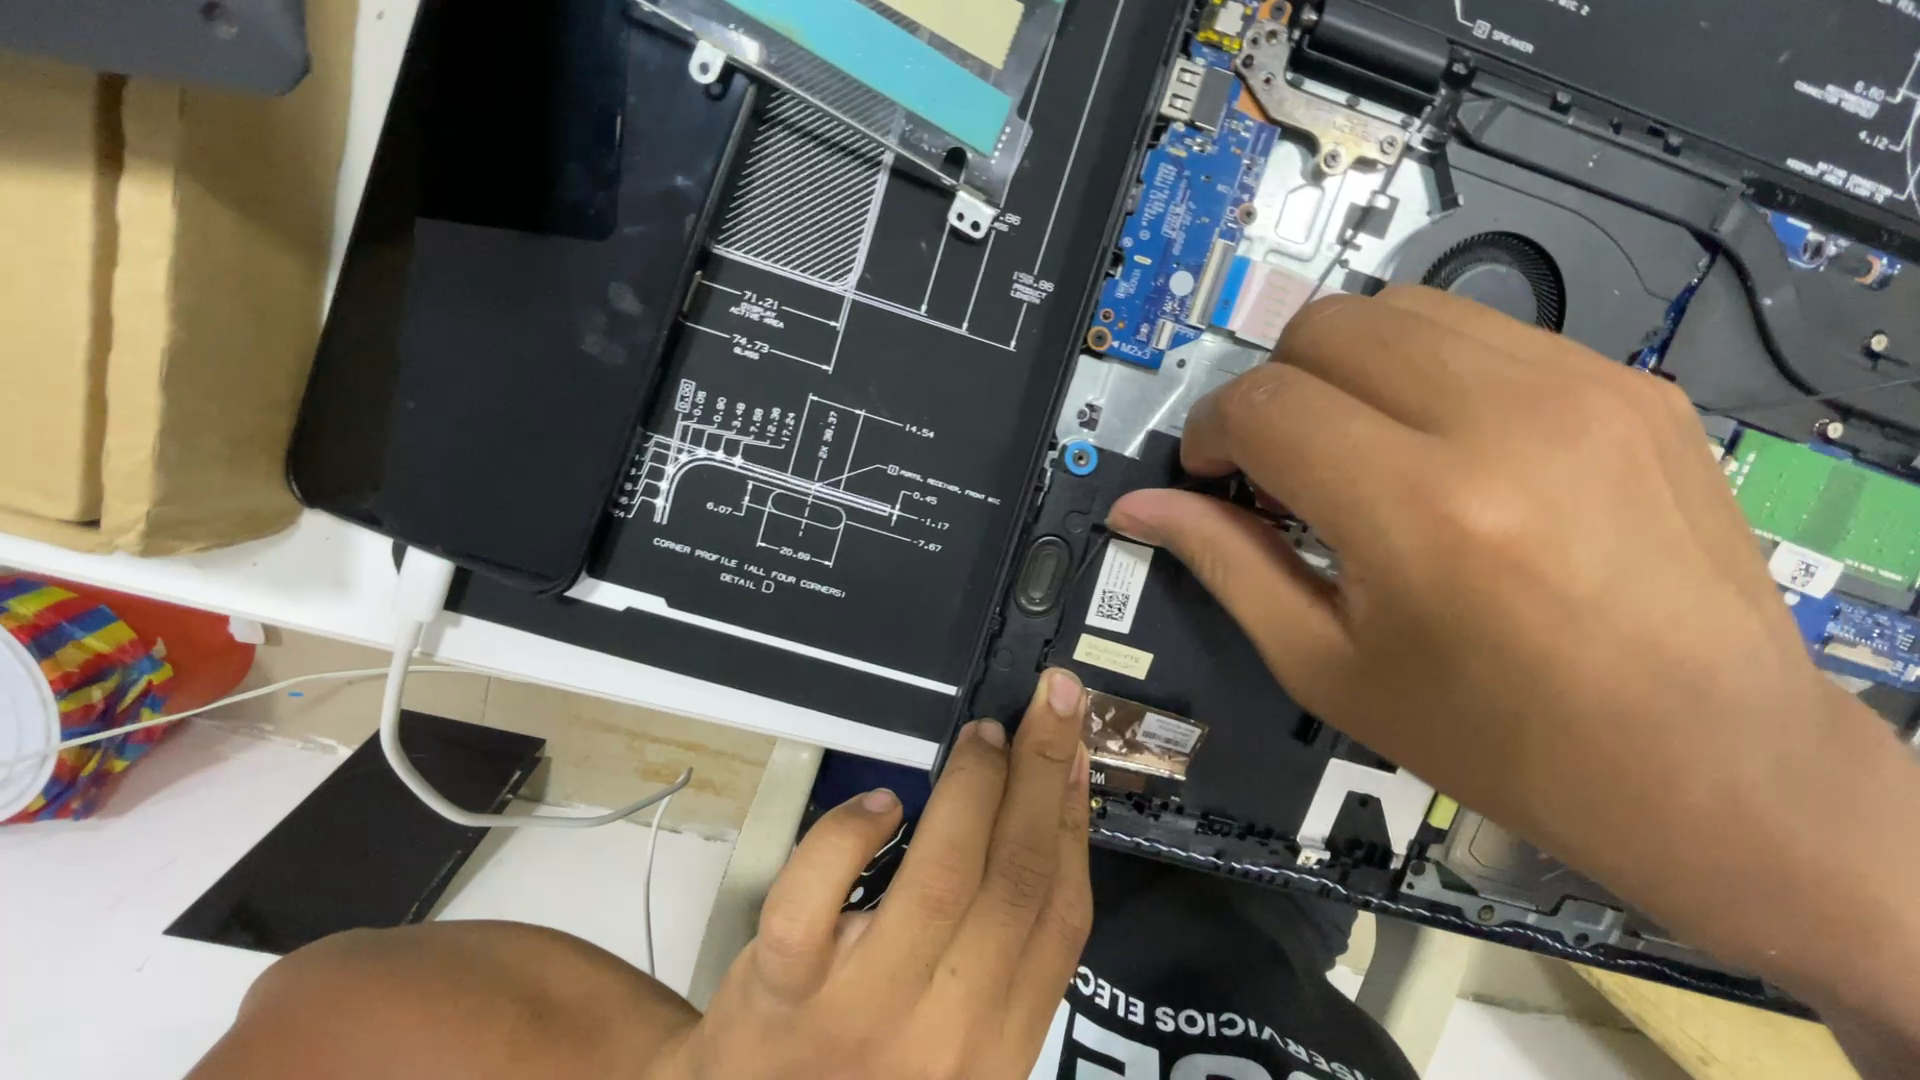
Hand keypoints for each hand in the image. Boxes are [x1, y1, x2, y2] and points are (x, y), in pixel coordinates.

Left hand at [650, 669, 1091, 1079]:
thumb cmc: (870, 1068)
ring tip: (984, 737)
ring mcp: (862, 1010)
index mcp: (1003, 1044)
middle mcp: (947, 1034)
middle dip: (1038, 775)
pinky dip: (848, 836)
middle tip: (1051, 701)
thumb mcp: (959, 1037)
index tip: (1074, 750)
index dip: (1071, 818)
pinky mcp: (784, 987)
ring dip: (970, 791)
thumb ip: (1003, 958)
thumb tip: (1041, 825)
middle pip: (1012, 882)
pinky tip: (879, 803)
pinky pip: (814, 899)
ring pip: (936, 881)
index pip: (1059, 916)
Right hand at [1108, 287, 1919, 1015]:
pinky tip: (1441, 447)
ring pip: (1402, 308)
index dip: (1211, 432)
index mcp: (1418, 511)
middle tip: (1279, 465)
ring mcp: (1583, 386)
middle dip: (1272, 388)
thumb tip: (1136, 507)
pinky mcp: (1632, 384)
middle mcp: (1502, 420)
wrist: (1708, 763)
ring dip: (1345, 368)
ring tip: (1356, 447)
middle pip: (1325, 327)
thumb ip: (1225, 563)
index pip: (1264, 405)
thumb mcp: (1326, 664)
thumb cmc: (1491, 737)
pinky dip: (1426, 372)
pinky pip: (1483, 332)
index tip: (1212, 476)